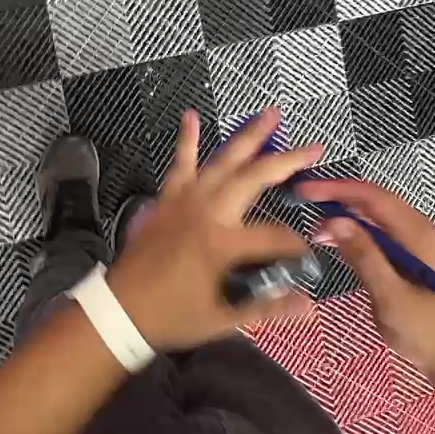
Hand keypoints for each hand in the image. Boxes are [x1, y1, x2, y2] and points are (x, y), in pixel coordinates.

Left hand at [104, 108, 323, 350]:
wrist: (120, 310)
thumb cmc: (172, 317)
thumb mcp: (223, 319)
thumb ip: (268, 308)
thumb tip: (309, 307)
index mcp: (223, 243)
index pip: (275, 237)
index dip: (296, 245)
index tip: (308, 253)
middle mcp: (208, 212)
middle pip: (255, 178)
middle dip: (287, 161)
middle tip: (313, 147)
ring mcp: (186, 200)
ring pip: (223, 160)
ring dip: (248, 136)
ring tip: (270, 113)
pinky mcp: (168, 198)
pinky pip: (180, 163)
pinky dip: (186, 138)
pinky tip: (190, 115)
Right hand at [294, 178, 434, 386]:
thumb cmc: (428, 331)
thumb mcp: (391, 298)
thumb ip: (364, 257)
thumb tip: (335, 221)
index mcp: (416, 233)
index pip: (371, 196)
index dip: (336, 189)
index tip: (304, 190)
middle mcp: (418, 229)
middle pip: (373, 199)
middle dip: (337, 196)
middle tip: (303, 203)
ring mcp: (417, 242)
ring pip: (375, 215)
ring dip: (345, 215)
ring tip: (315, 229)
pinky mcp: (412, 256)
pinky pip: (380, 232)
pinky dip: (355, 231)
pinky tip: (337, 243)